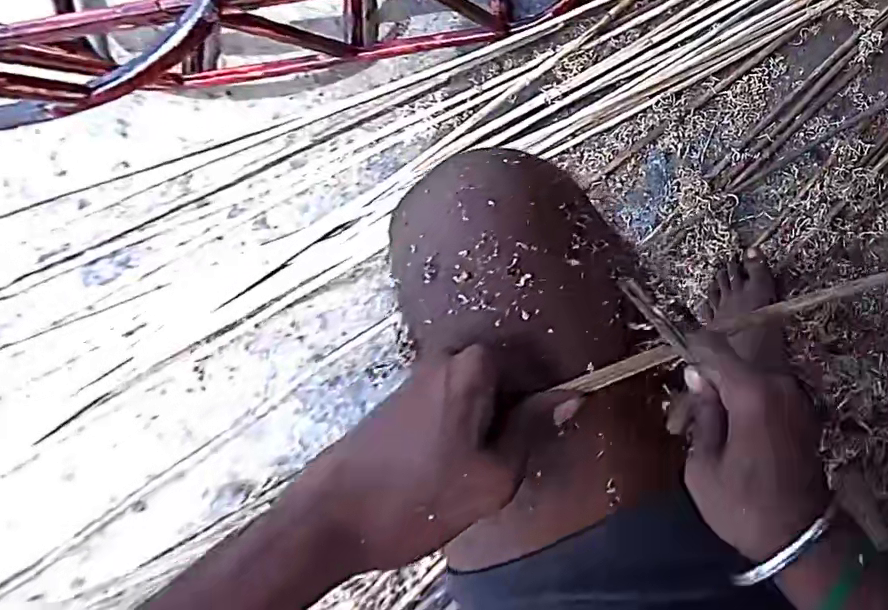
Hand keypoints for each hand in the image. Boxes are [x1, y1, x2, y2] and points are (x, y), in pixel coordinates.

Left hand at [285, 344, 525, 572]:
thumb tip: (572, 397)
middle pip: (509, 377)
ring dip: (486, 421)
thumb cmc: (411, 500)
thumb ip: (535, 428)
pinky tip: (444, 464)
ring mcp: (421, 374)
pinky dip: (460, 426)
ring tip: (471, 464)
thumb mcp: (494, 476)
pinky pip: (453, 400)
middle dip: (513, 412)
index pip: (540, 370)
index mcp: (477, 364)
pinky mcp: (400, 397)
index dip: (547, 404)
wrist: (316, 530)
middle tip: (503, 456)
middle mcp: (450, 356)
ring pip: (480, 392)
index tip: (541, 436)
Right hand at [676, 330, 829, 561]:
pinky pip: (770, 393)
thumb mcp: (703, 467)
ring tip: (710, 430)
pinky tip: (736, 433)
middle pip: (736, 367)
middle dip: (710, 384)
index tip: (680, 344)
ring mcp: (796, 393)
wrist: (797, 532)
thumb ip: (703, 413)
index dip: (696, 346)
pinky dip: (751, 403)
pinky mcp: (804, 407)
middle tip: (686, 417)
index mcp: (754, 392)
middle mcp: (780, 382)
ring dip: (731, 395)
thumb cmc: (743, 504)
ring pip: (753, 380)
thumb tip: (699, 376)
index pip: (719, 351)